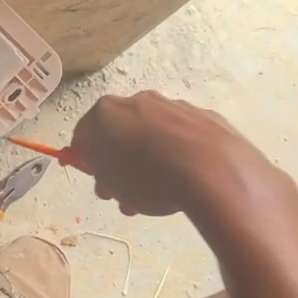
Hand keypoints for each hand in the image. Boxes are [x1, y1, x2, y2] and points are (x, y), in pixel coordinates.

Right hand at [69, 91, 286, 218]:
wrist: (214, 172)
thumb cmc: (147, 177)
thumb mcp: (109, 183)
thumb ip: (98, 170)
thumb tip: (101, 165)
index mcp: (106, 111)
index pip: (84, 134)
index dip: (87, 160)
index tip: (98, 181)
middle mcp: (138, 100)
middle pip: (119, 132)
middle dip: (120, 163)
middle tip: (126, 194)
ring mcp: (175, 106)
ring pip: (152, 134)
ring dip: (149, 161)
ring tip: (158, 196)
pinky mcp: (206, 117)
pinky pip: (182, 137)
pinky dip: (178, 154)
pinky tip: (186, 179)